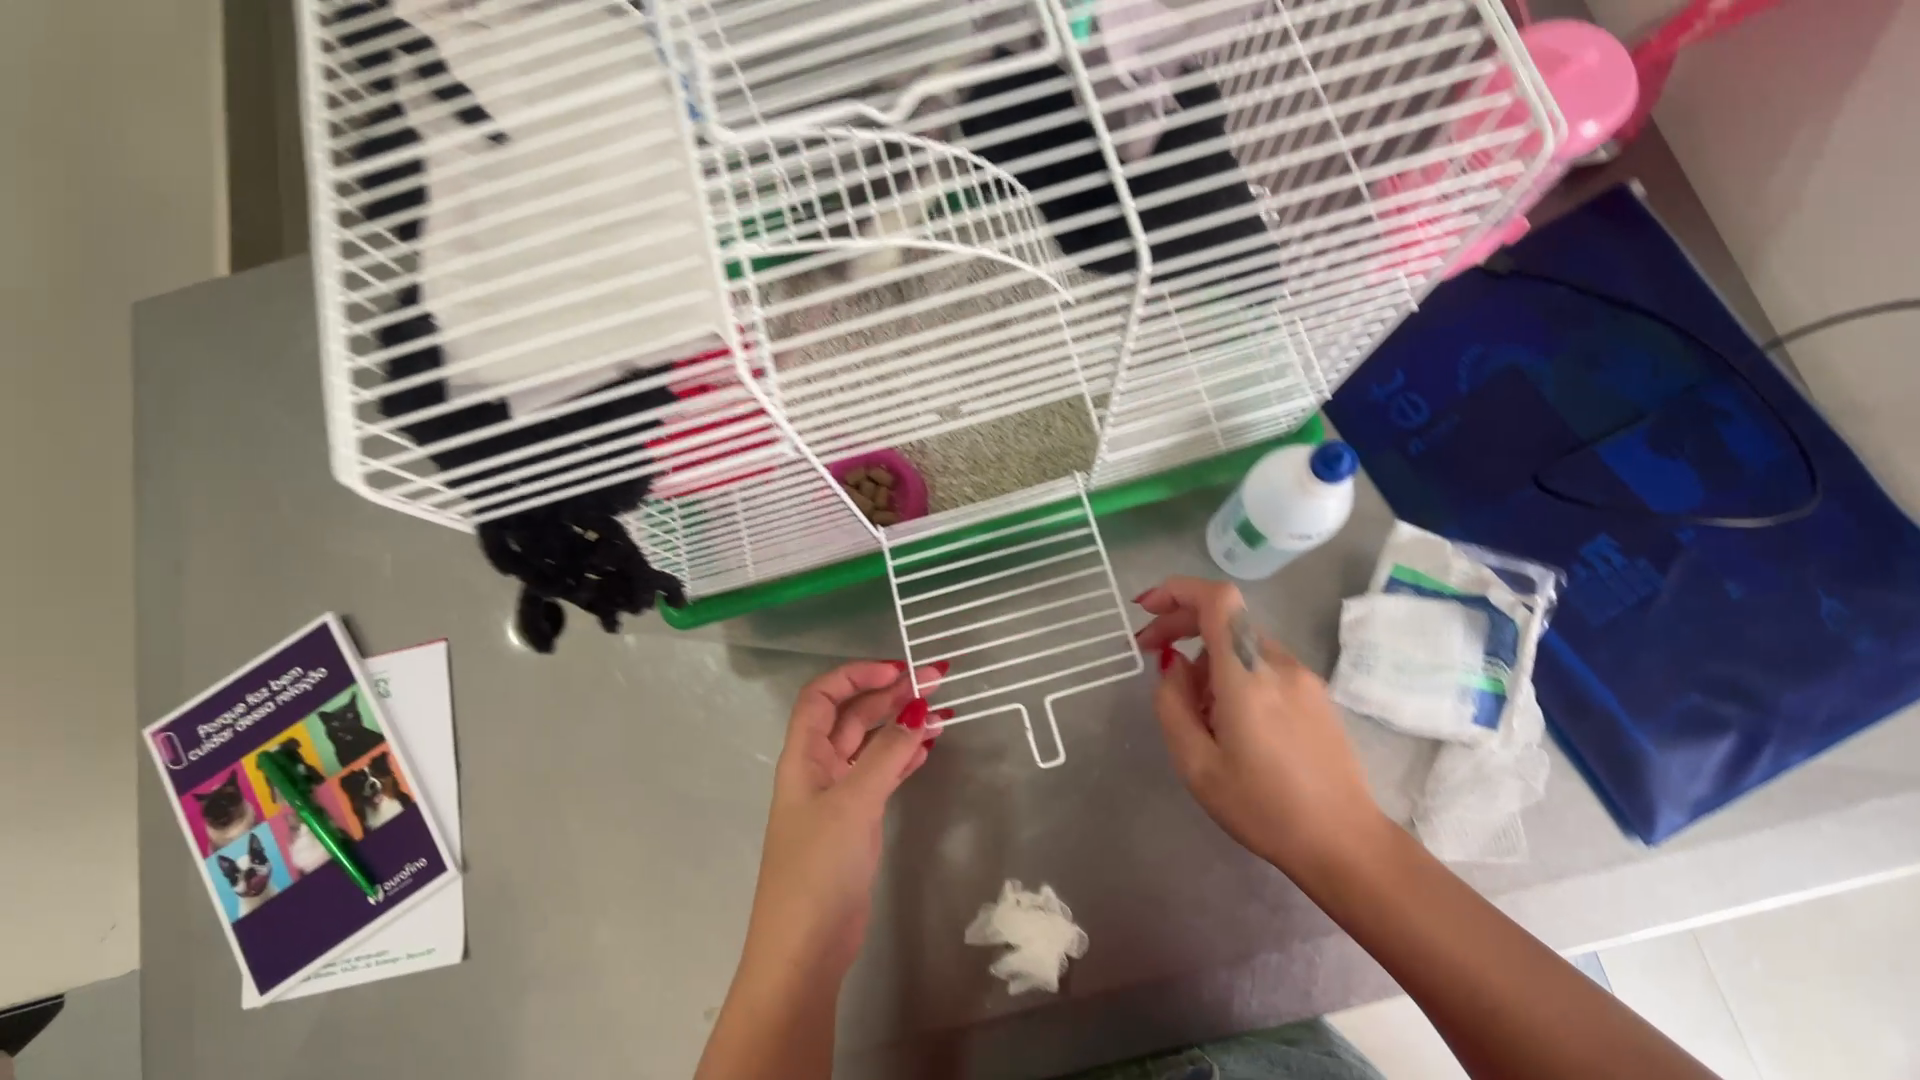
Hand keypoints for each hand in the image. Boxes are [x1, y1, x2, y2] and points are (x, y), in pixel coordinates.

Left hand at [742, 660, 946, 978]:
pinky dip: (904, 758)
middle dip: (892, 695)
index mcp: (803, 756)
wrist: (806, 946)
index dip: (857, 676)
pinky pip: (882, 775)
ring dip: (903, 725)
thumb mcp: (853, 803)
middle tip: (937, 680)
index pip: (823, 696)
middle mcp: (819, 768)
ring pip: (872, 745)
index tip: (899, 670)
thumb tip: (918, 710)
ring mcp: (839, 796)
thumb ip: (886, 754)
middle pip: (853, 716)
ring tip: (943, 711)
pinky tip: (929, 748)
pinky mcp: (857, 821)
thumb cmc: (819, 867)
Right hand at [1135, 577, 1384, 873]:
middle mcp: (1279, 665)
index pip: (1217, 600)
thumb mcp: (1196, 765)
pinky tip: (1227, 719)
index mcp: (1248, 677)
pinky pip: (1264, 665)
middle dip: (1181, 624)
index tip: (1146, 609)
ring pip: (1243, 644)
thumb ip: (1172, 705)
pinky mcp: (1316, 695)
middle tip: (1149, 652)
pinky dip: (1234, 673)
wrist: (1344, 842)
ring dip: (1207, 657)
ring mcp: (1303, 678)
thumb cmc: (1263, 808)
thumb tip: (1173, 665)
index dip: (1177, 590)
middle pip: (1226, 618)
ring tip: (1192, 710)